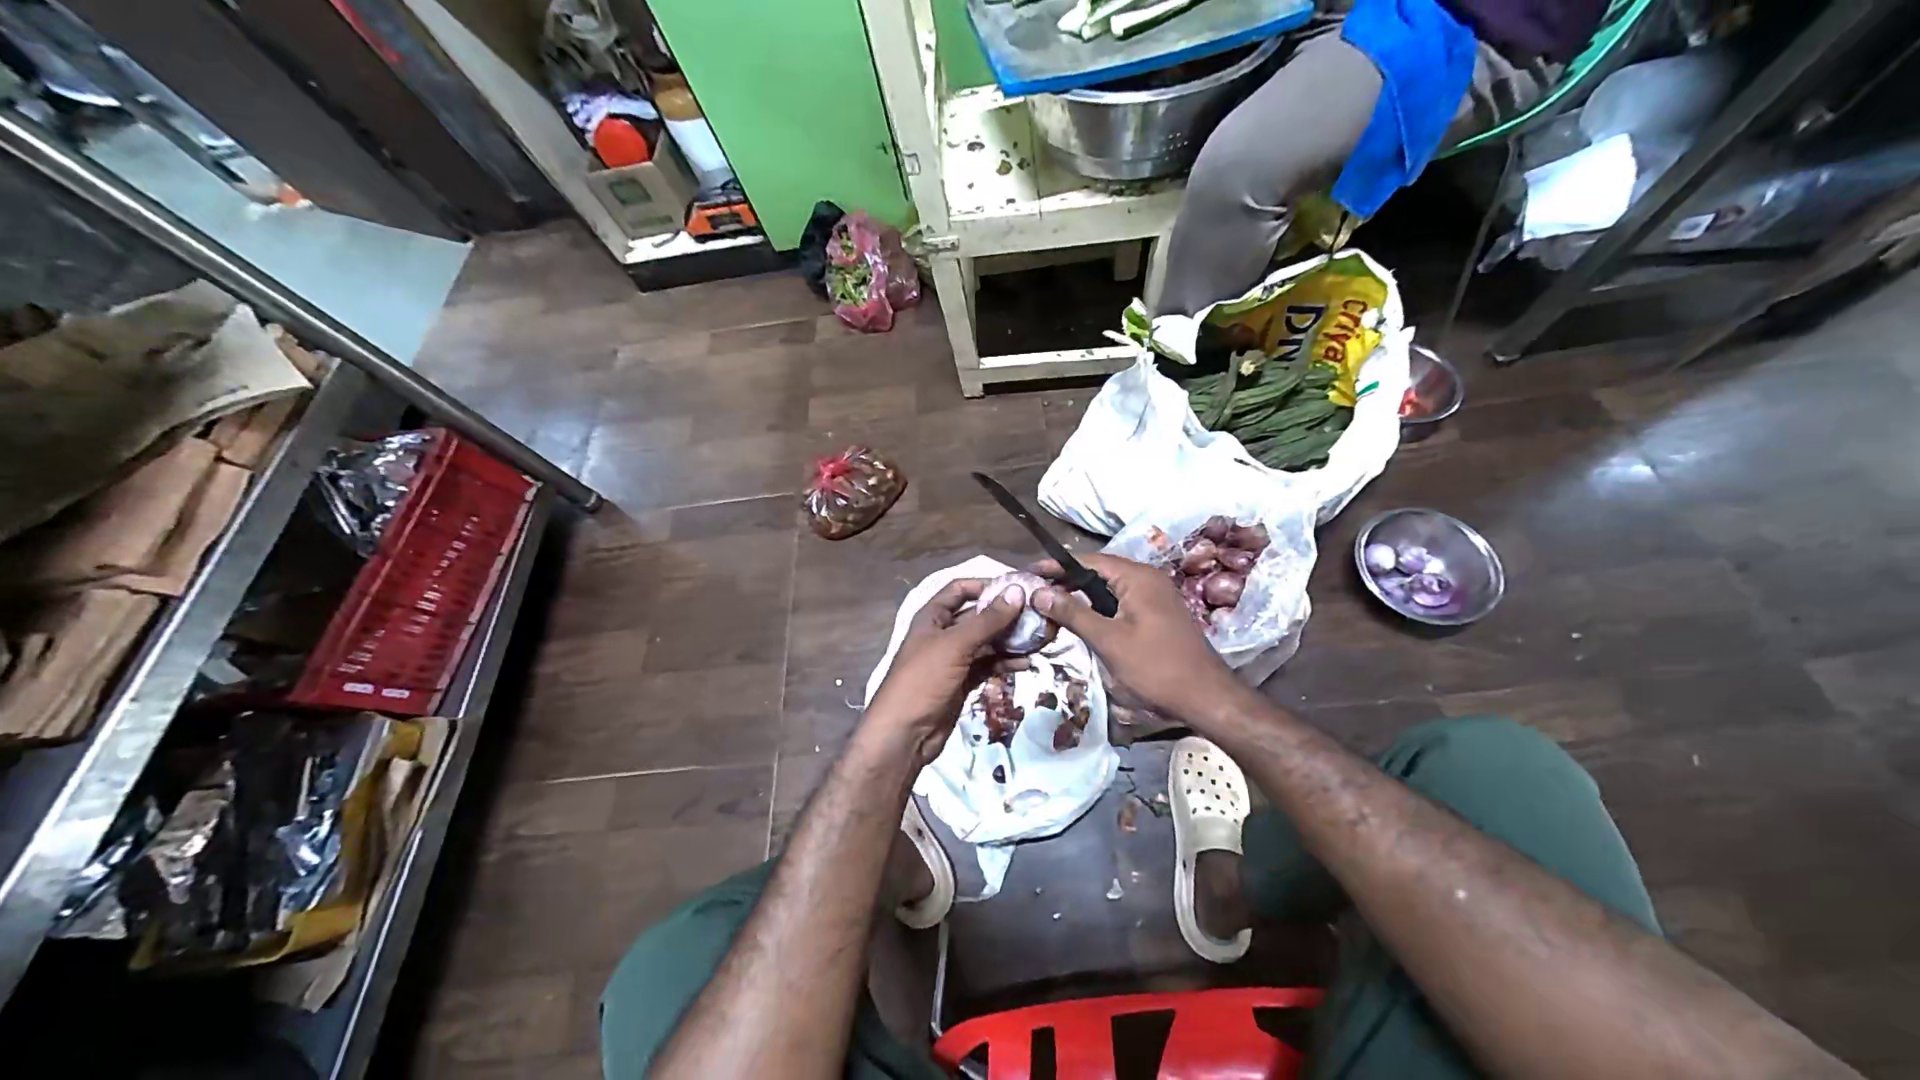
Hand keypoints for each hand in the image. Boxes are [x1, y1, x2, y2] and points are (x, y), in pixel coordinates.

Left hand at [865, 577, 1025, 765]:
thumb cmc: (923, 680)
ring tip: (1039, 637)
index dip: (986, 584)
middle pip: (978, 615)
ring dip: (1010, 639)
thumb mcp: (955, 645)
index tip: (1017, 586)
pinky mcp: (963, 681)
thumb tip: (1017, 591)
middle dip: (1005, 613)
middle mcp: (943, 633)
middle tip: (1038, 612)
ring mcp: (954, 658)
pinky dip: (1004, 662)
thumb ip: (987, 620)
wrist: (905, 733)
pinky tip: (1025, 662)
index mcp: (932, 616)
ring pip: (986, 641)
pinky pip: (988, 664)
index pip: (960, 589)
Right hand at [1030, 554, 1251, 727]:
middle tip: (1036, 591)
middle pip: (1100, 572)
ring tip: (1052, 605)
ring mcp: (1157, 597)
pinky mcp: (1159, 614)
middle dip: (1067, 580)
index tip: (1029, 573)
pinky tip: (1082, 621)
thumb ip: (1073, 613)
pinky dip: (1100, 607)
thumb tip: (1039, 592)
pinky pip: (1122, 602)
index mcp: (1138, 577)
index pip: (1089, 561)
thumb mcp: (1108, 640)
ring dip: (1083, 595)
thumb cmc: (1155, 667)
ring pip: (1111, 588)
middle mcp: (1149, 579)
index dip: (1057, 566)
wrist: (1205, 697)